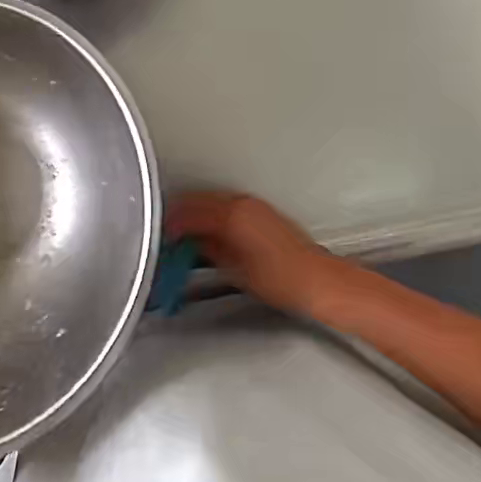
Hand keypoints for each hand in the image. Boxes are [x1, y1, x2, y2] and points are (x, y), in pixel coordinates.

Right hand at [167, 192, 338, 315]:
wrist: (316, 280)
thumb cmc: (281, 280)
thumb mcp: (234, 269)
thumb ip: (208, 250)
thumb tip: (192, 244)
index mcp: (232, 217)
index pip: (191, 212)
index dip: (173, 223)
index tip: (164, 233)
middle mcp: (242, 205)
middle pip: (200, 201)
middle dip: (182, 214)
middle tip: (170, 230)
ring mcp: (254, 206)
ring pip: (213, 200)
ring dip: (197, 212)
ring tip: (186, 232)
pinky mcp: (262, 211)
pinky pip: (228, 204)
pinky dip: (214, 214)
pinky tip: (211, 230)